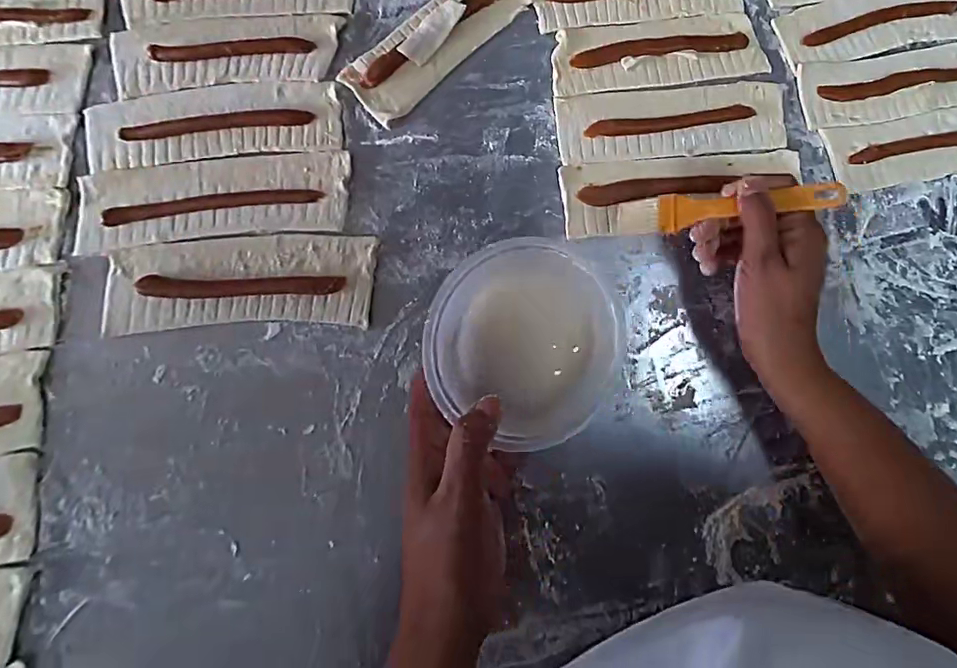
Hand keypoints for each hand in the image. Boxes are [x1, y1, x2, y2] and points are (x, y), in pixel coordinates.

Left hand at [389, 373, 511, 667]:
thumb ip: (470, 449)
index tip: (452, 337)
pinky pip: (499, 457)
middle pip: (452, 411)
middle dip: (469, 381)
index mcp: (425, 459)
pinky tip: (534, 426)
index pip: (422, 404)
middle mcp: (443, 461)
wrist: (454, 619)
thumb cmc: (448, 560)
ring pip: (479, 432)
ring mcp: (465, 479)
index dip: (430, 370)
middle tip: (499, 346)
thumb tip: (486, 399)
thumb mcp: (458, 499)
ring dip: (494, 409)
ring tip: (521, 374)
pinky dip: (513, 439)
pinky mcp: (486, 496)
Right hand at [688, 176, 829, 389]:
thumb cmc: (771, 311)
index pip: (781, 189)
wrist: (779, 360)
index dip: (750, 188)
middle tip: (699, 234)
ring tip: (699, 254)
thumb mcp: (760, 259)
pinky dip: (725, 252)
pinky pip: (746, 248)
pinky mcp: (770, 269)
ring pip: (747, 228)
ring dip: (719, 236)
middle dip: (725, 218)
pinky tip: (707, 266)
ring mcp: (783, 253)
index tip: (722, 200)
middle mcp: (796, 236)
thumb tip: (749, 182)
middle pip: (758, 208)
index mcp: (803, 229)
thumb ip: (756, 217)